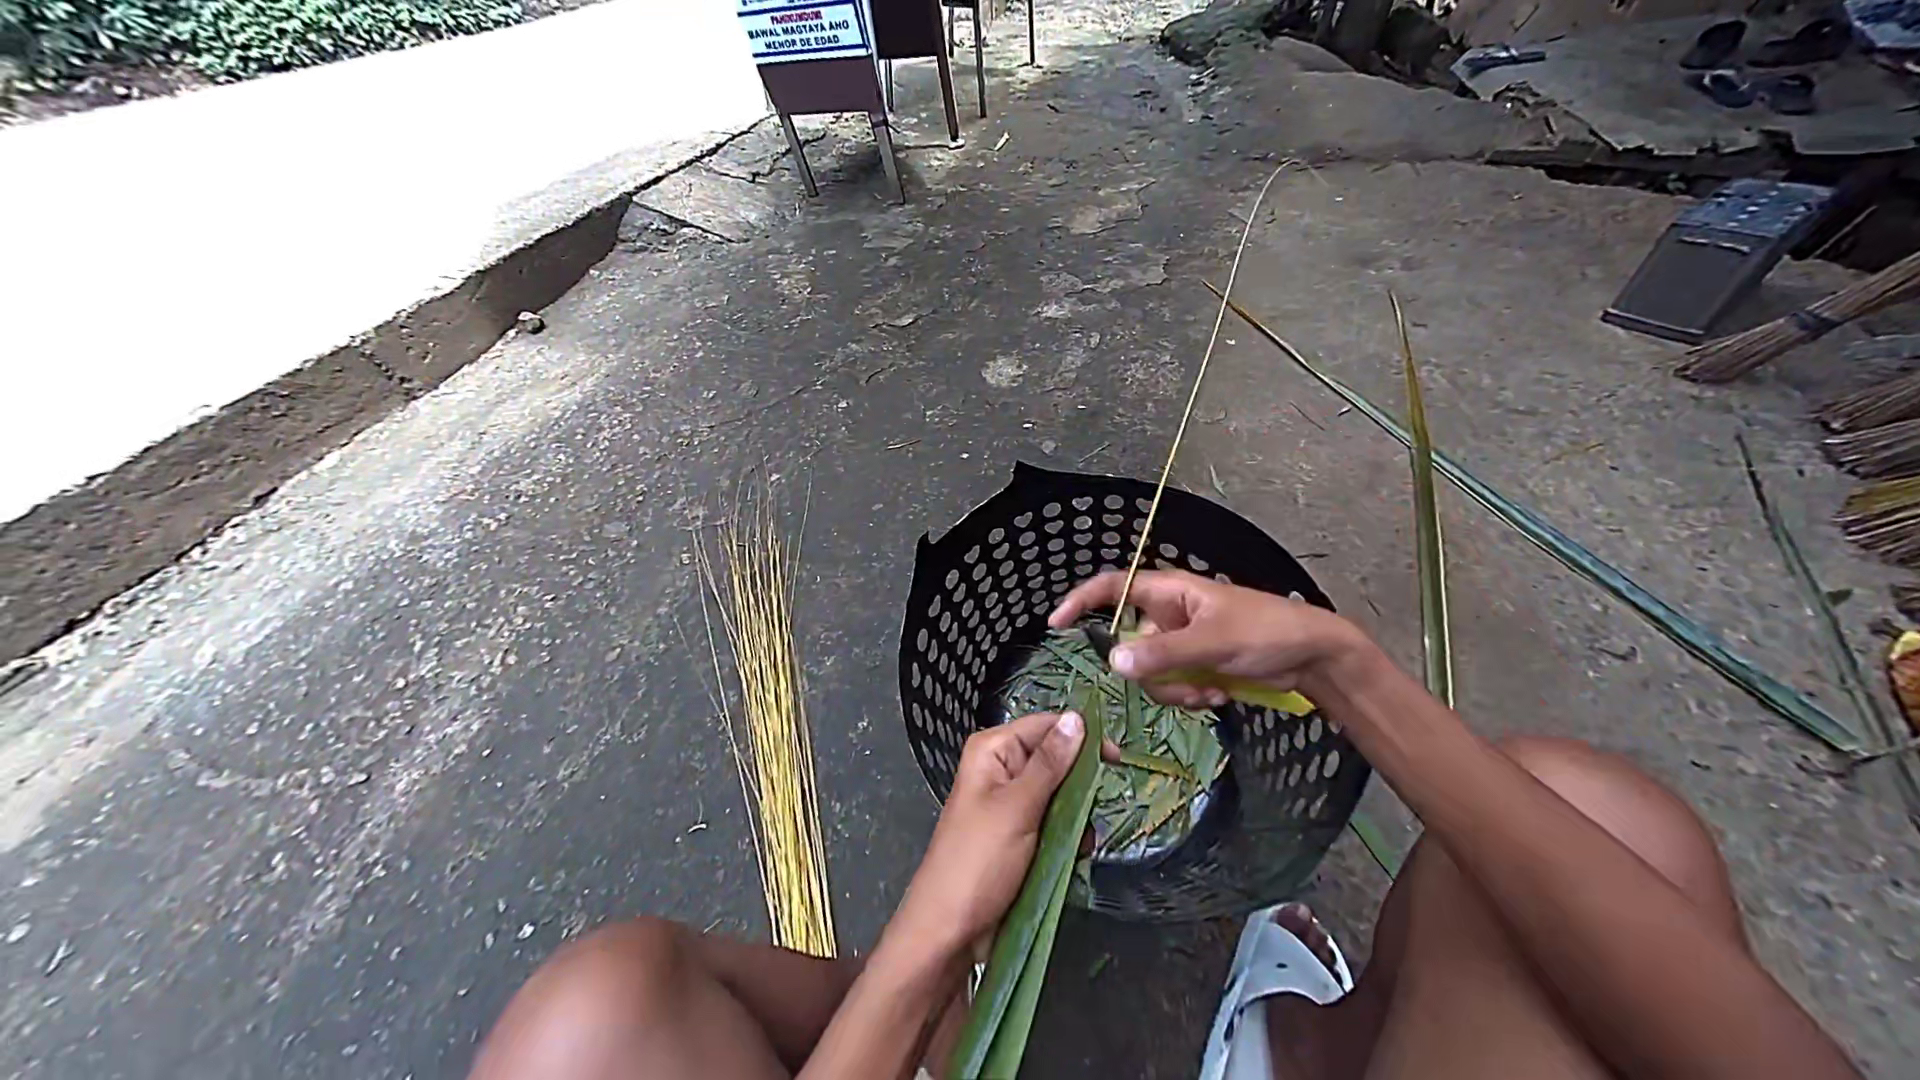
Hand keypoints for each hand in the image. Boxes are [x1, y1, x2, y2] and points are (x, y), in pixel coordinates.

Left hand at [891, 711, 1085, 959]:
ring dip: (1076, 816)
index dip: (1081, 736)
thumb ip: (1050, 763)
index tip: (1116, 759)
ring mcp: (1012, 803)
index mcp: (993, 750)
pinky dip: (1069, 836)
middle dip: (1079, 785)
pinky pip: (1056, 822)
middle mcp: (1002, 769)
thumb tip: (1077, 717)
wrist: (951, 930)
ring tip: (1079, 841)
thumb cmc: (979, 861)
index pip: (1046, 725)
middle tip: (1092, 811)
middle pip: (1057, 759)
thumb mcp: (1018, 807)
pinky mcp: (1021, 833)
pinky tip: (1074, 854)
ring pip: (1062, 793)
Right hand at [1048, 569, 1366, 706]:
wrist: (1313, 656)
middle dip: (1151, 672)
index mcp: (1168, 591)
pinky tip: (1218, 695)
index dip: (1081, 601)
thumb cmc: (1265, 630)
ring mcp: (1179, 641)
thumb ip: (1163, 653)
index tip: (1057, 625)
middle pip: (1129, 644)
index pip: (1112, 587)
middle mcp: (1167, 614)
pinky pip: (1171, 684)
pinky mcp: (1193, 664)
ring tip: (1209, 691)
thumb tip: (1113, 661)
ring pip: (1149, 671)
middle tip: (1183, 684)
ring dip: (1175, 689)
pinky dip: (1189, 695)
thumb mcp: (1212, 641)